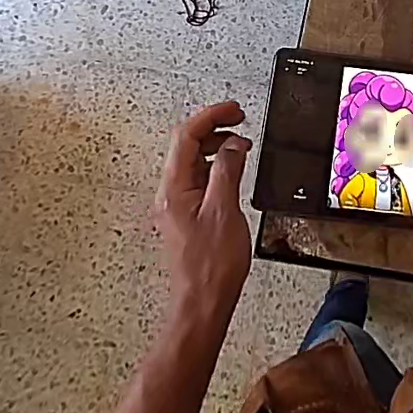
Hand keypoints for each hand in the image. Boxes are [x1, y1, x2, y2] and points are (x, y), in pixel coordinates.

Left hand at [155, 100, 252, 328]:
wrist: (203, 302)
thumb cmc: (211, 265)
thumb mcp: (224, 210)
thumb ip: (227, 171)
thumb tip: (234, 144)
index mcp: (175, 189)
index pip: (186, 137)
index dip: (210, 116)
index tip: (233, 109)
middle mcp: (171, 194)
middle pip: (187, 145)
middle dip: (214, 126)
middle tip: (240, 119)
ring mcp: (179, 204)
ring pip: (194, 160)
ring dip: (217, 145)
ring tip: (242, 143)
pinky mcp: (189, 213)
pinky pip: (200, 177)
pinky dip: (218, 164)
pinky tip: (234, 167)